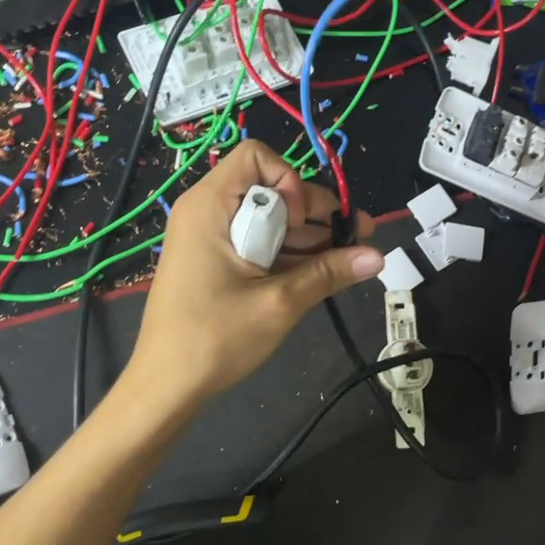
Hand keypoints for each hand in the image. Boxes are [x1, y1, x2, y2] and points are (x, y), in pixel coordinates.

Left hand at [125, 140, 382, 400]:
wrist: (166, 386)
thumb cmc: (215, 338)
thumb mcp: (279, 303)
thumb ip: (329, 273)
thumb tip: (378, 256)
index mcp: (210, 207)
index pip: (257, 158)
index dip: (290, 182)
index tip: (302, 224)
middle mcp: (207, 212)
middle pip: (270, 188)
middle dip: (314, 211)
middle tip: (357, 235)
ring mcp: (211, 238)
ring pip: (269, 217)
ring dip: (309, 235)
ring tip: (350, 257)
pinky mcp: (216, 262)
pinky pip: (259, 241)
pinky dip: (290, 252)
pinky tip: (323, 271)